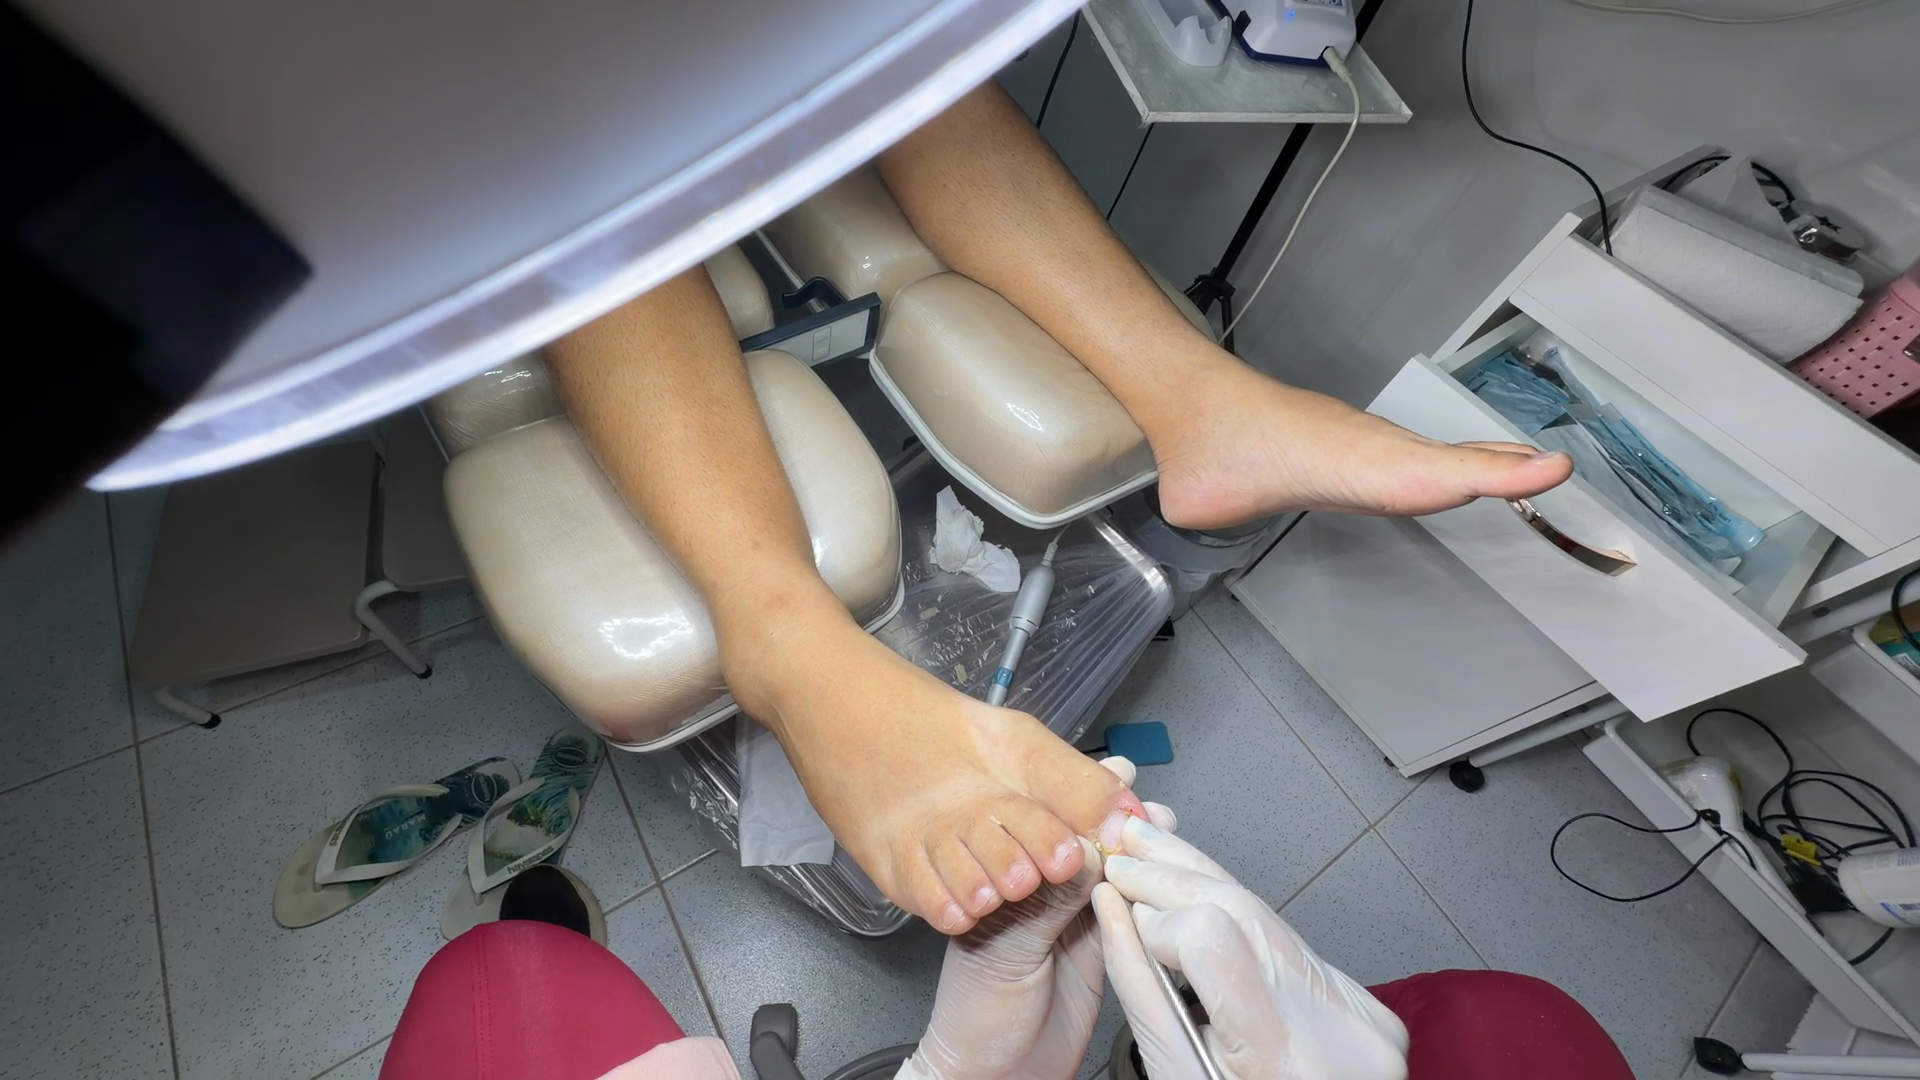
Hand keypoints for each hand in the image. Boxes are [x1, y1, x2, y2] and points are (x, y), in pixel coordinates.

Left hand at [899, 759, 1175, 1079]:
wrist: (997, 1079)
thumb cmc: (973, 1014)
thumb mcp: (1004, 947)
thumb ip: (1047, 902)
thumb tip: (1088, 854)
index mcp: (1003, 872)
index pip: (1043, 823)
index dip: (1076, 797)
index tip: (1110, 775)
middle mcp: (1037, 885)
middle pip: (1079, 839)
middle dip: (1112, 815)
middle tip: (1141, 794)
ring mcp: (1070, 914)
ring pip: (1108, 869)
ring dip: (1135, 847)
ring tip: (1160, 823)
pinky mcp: (1098, 944)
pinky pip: (1126, 908)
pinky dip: (1146, 888)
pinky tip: (1162, 871)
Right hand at [1094, 817, 1408, 1079]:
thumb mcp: (1177, 1075)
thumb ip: (1139, 985)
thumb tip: (1108, 906)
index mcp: (1283, 1058)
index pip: (1211, 938)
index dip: (1159, 917)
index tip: (1124, 911)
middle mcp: (1335, 1028)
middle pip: (1238, 908)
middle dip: (1169, 875)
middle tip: (1122, 855)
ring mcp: (1358, 1011)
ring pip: (1262, 909)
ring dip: (1196, 875)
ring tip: (1148, 848)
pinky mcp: (1362, 1000)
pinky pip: (1281, 934)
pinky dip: (1229, 907)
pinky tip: (1193, 884)